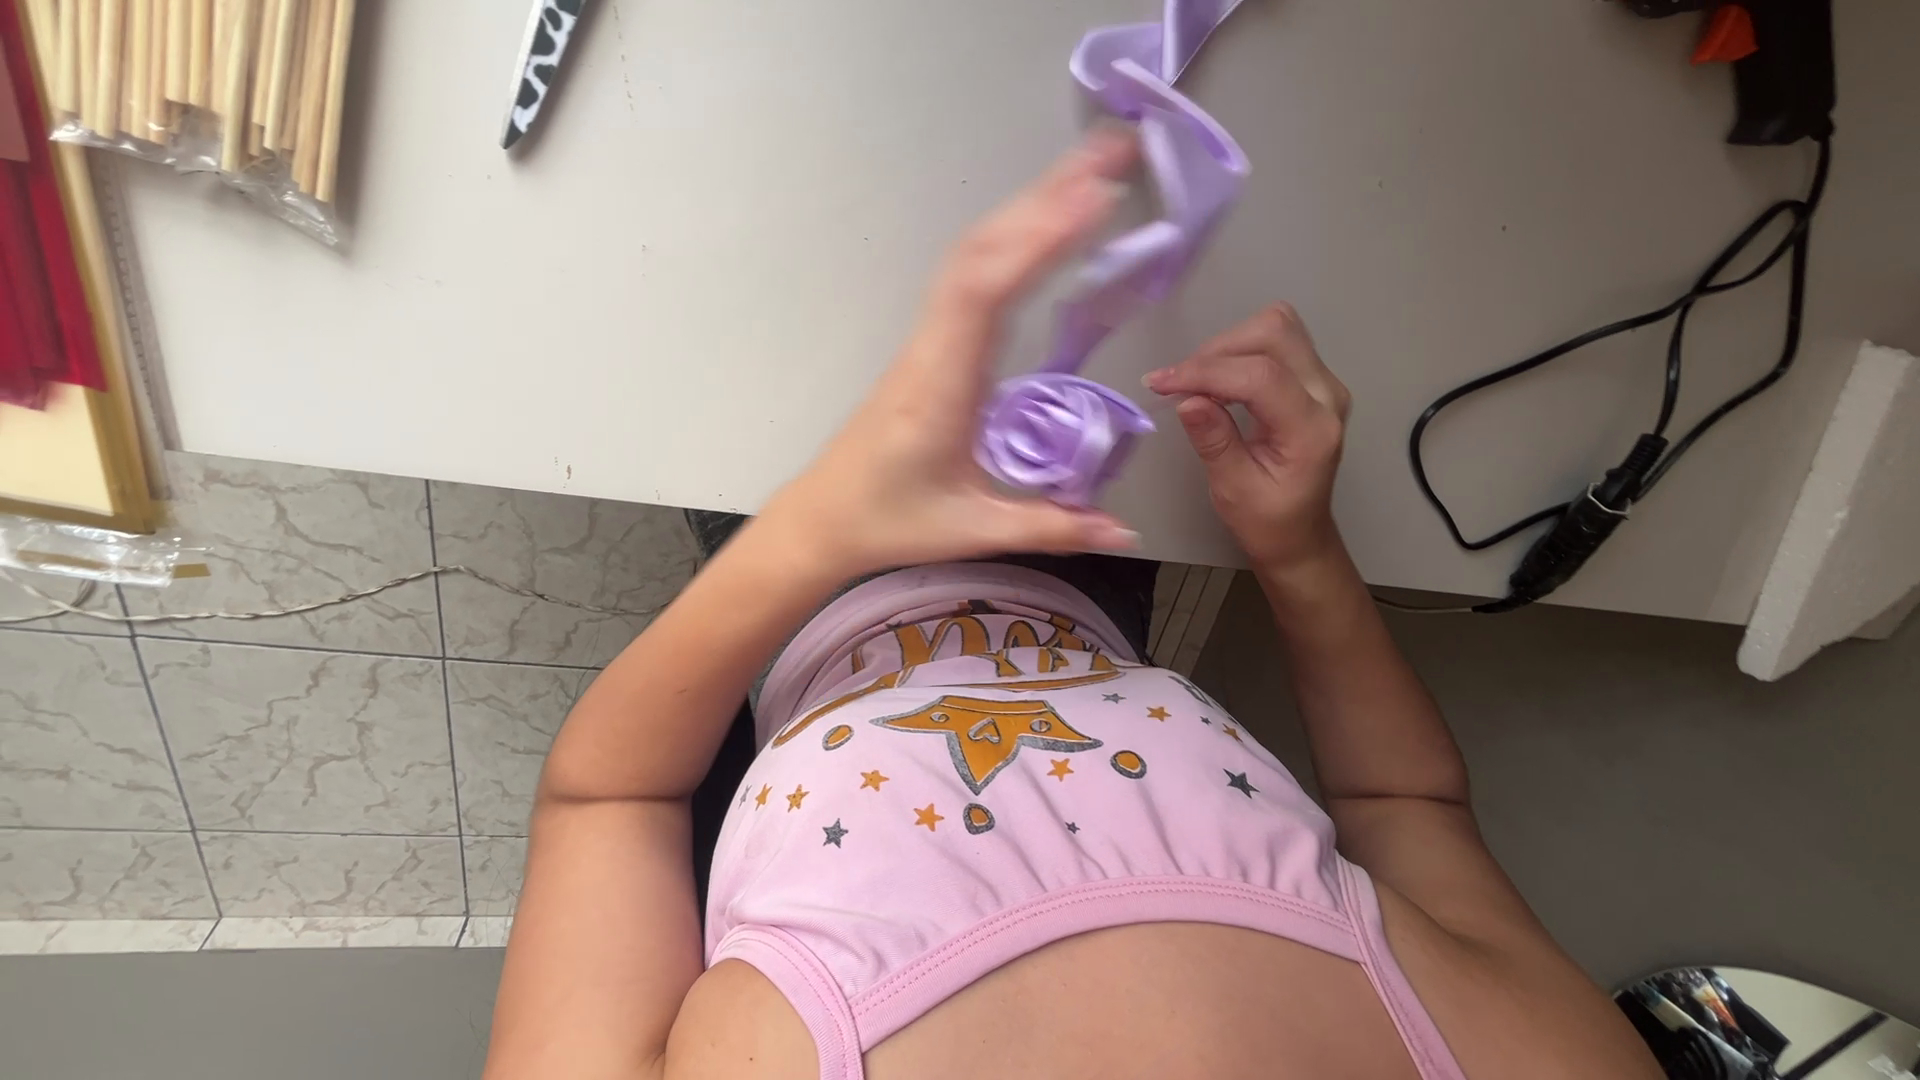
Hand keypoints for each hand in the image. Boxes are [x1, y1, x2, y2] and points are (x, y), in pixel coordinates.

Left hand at [760, 131, 1142, 579]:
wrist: (824, 517)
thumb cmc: (889, 521)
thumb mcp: (973, 529)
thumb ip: (1050, 527)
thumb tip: (1124, 533)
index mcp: (940, 386)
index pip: (984, 294)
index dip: (1037, 242)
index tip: (1094, 200)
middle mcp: (932, 348)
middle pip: (981, 253)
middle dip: (1045, 196)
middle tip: (1111, 151)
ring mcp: (928, 341)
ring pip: (973, 257)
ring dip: (1027, 208)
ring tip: (1090, 171)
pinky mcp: (931, 345)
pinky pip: (968, 277)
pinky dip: (1009, 241)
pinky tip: (1042, 227)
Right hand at [1145, 304, 1351, 577]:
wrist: (1299, 535)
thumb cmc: (1266, 521)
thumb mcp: (1233, 489)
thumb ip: (1214, 441)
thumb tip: (1186, 400)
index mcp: (1311, 429)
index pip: (1260, 376)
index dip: (1206, 372)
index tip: (1160, 383)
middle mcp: (1327, 394)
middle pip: (1274, 333)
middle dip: (1217, 351)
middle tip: (1179, 383)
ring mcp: (1323, 382)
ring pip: (1276, 328)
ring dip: (1227, 346)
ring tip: (1196, 382)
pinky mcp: (1311, 378)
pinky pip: (1276, 342)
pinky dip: (1238, 351)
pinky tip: (1215, 382)